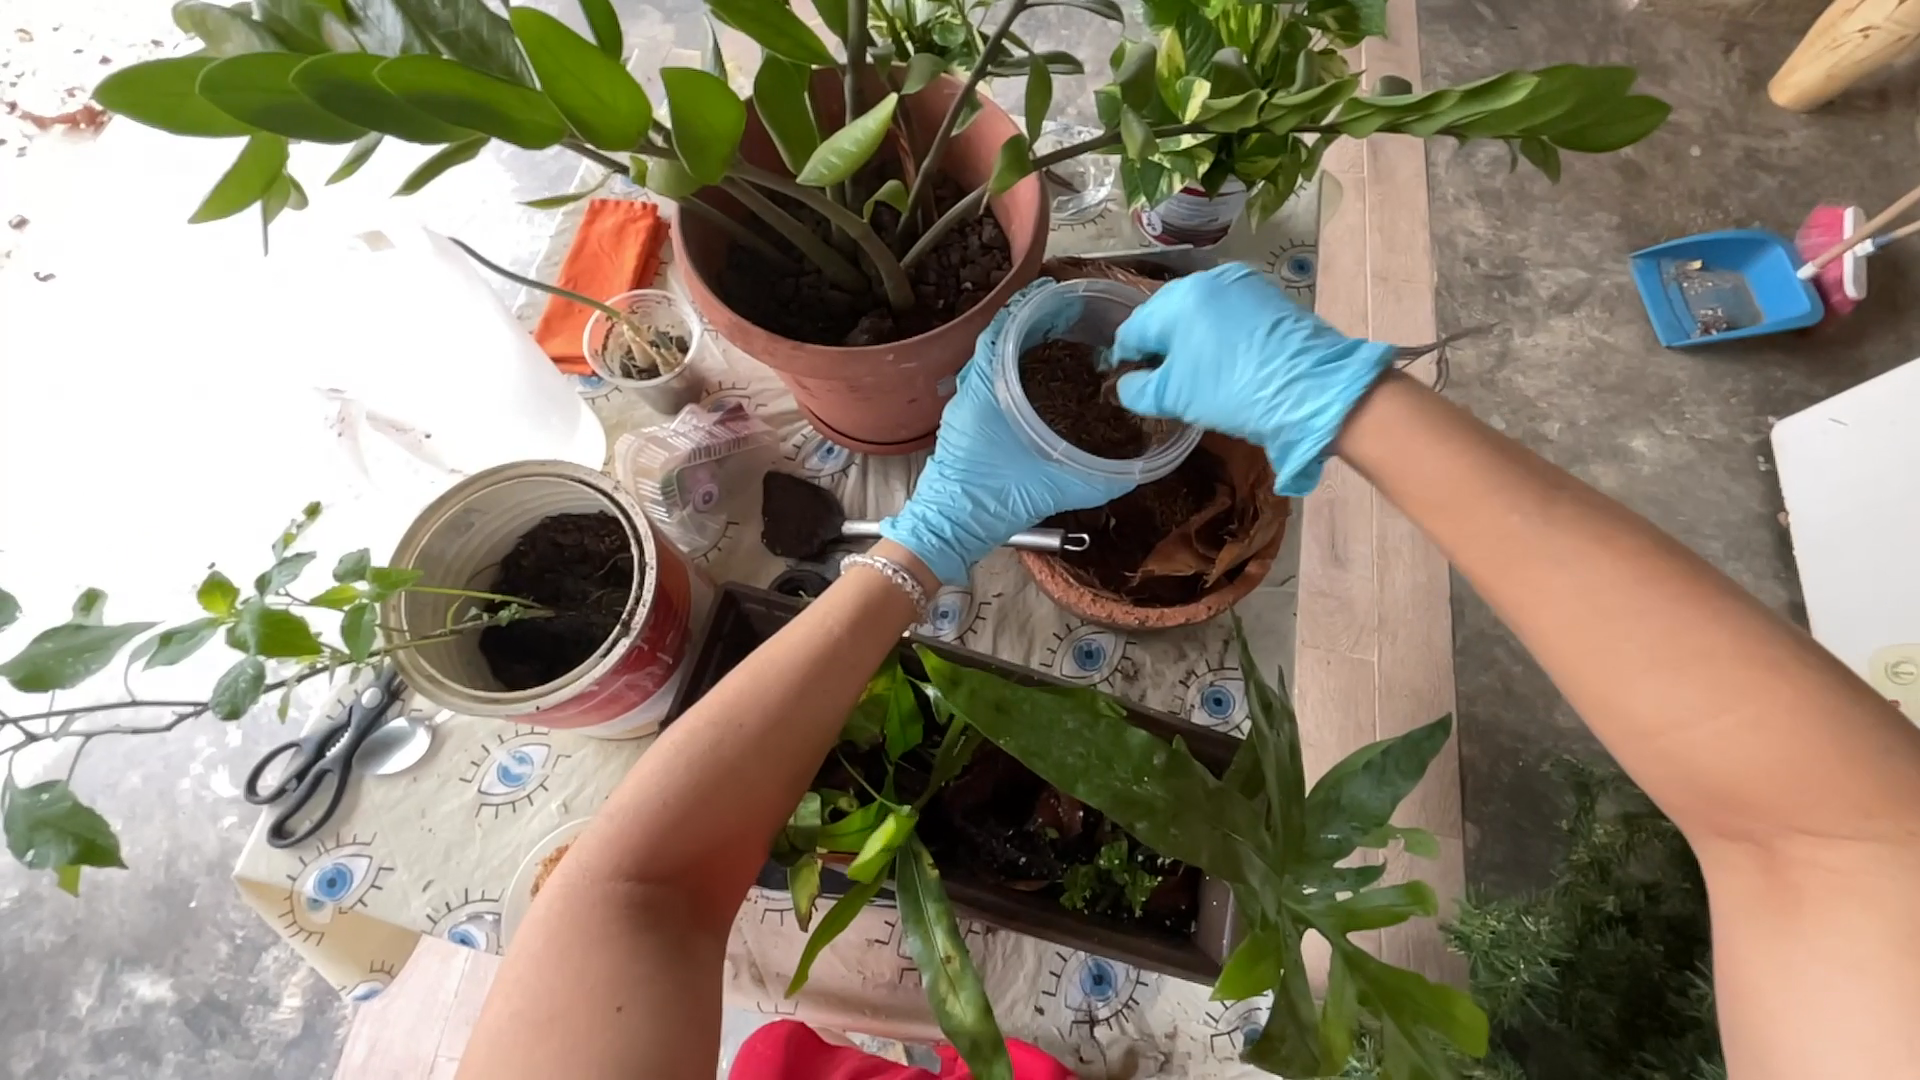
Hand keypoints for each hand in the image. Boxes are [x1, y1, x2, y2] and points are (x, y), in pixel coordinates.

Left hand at [881, 280, 1136, 585]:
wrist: (949, 529)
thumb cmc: (992, 500)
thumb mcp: (1053, 488)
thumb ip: (1099, 481)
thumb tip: (1140, 471)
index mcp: (985, 390)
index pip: (1002, 329)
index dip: (1029, 306)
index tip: (1057, 295)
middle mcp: (970, 391)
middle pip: (998, 341)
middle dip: (1032, 324)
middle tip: (1068, 318)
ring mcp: (964, 408)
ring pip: (991, 363)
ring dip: (1019, 348)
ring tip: (1056, 342)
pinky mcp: (964, 426)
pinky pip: (987, 385)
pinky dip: (1009, 374)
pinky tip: (1035, 384)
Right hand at [1110, 263, 1392, 495]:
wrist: (1313, 389)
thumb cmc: (1231, 390)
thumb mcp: (1173, 397)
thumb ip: (1137, 389)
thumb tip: (1127, 383)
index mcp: (1176, 299)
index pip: (1133, 329)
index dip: (1124, 359)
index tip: (1128, 382)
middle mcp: (1206, 281)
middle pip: (1165, 315)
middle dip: (1158, 346)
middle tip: (1162, 380)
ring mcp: (1241, 284)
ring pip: (1197, 313)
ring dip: (1188, 340)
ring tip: (1194, 373)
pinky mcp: (1268, 297)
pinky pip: (1226, 313)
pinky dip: (1216, 335)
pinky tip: (1224, 361)